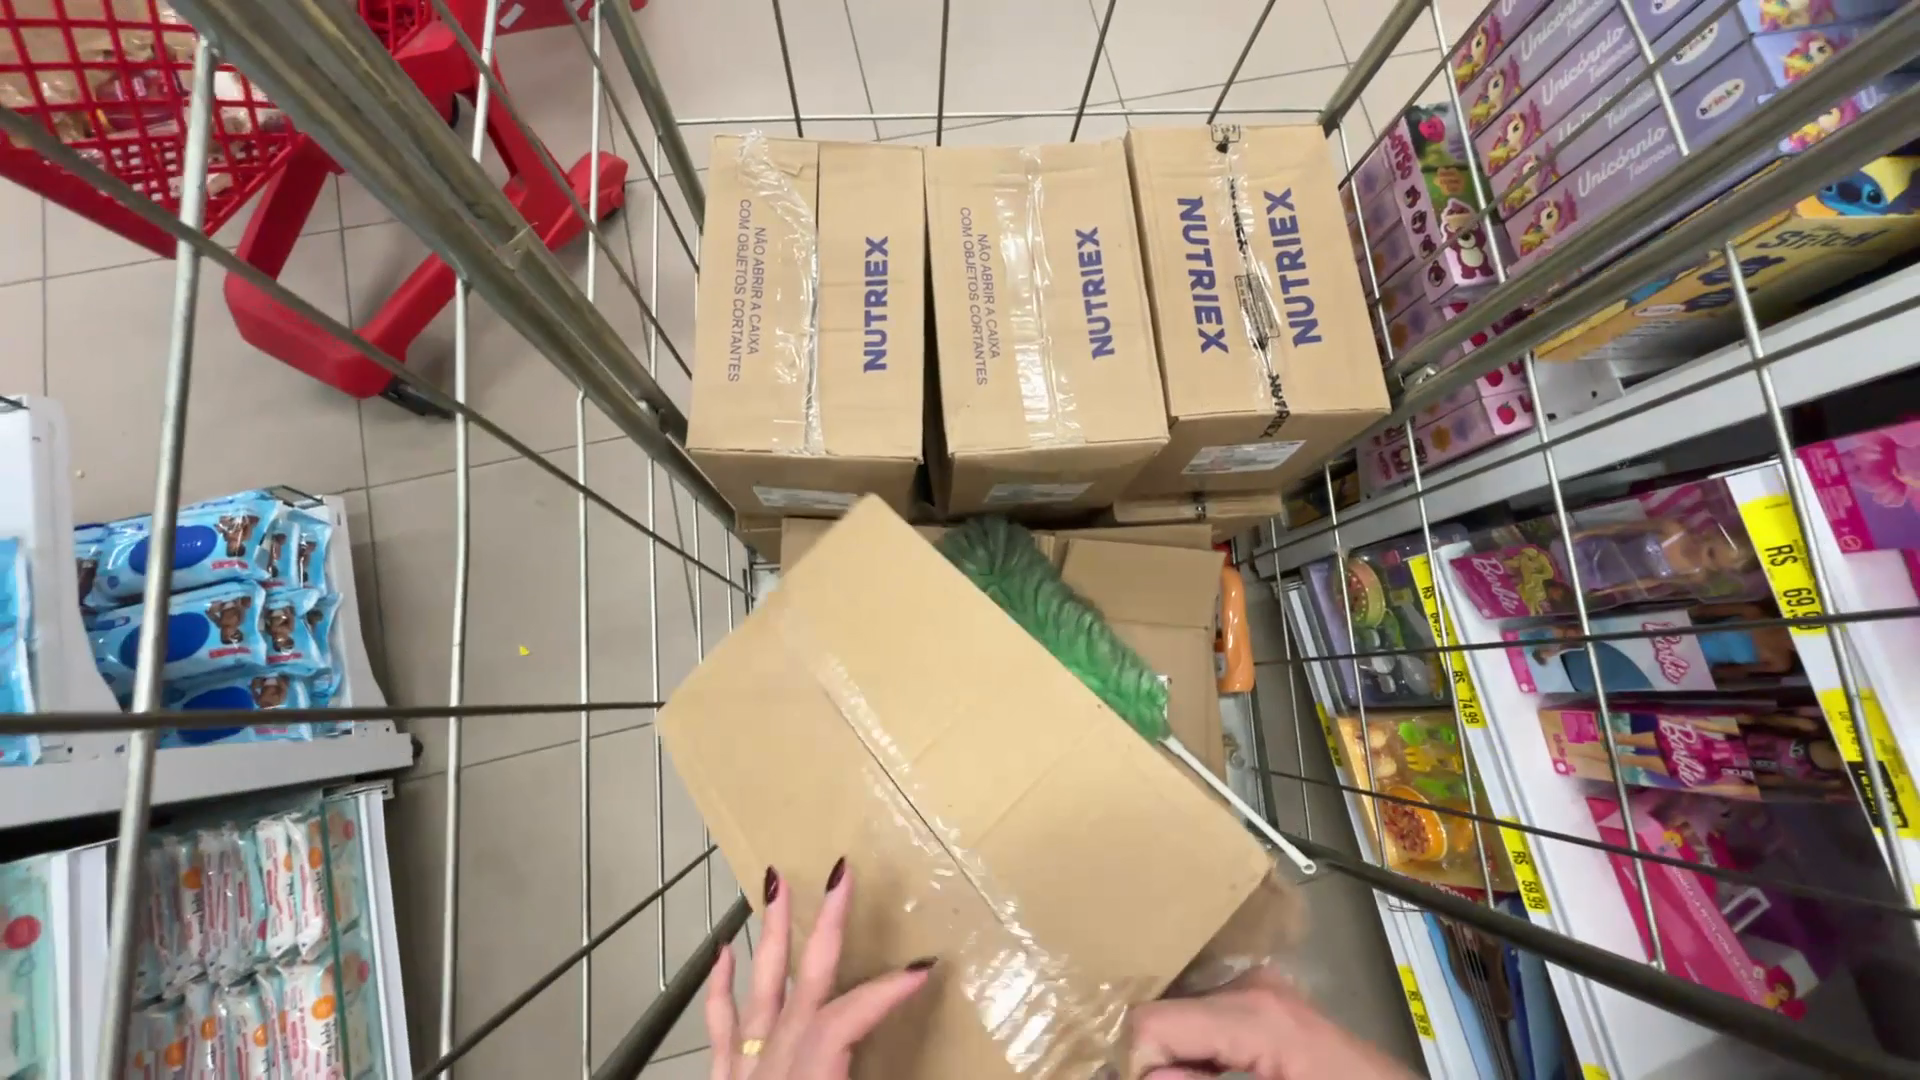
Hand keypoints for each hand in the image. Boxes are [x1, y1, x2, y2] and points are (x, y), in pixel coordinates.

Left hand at [705, 858, 934, 1078]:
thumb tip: (912, 1067)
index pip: (847, 1019)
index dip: (886, 990)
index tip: (924, 968)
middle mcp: (773, 1067)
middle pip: (802, 981)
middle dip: (824, 924)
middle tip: (840, 872)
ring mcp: (743, 1073)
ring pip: (759, 987)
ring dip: (770, 933)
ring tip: (773, 884)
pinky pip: (719, 1027)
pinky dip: (721, 986)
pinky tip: (723, 953)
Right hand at [1127, 968, 1416, 1079]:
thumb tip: (1146, 1075)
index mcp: (1254, 1014)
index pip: (1153, 1022)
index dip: (1131, 1063)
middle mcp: (1250, 985)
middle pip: (1165, 1014)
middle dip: (1150, 1057)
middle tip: (1141, 1076)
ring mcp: (1259, 988)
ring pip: (1182, 1013)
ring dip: (1171, 1053)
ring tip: (1168, 1071)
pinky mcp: (1264, 999)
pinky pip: (1207, 1018)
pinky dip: (1196, 1049)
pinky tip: (1195, 1070)